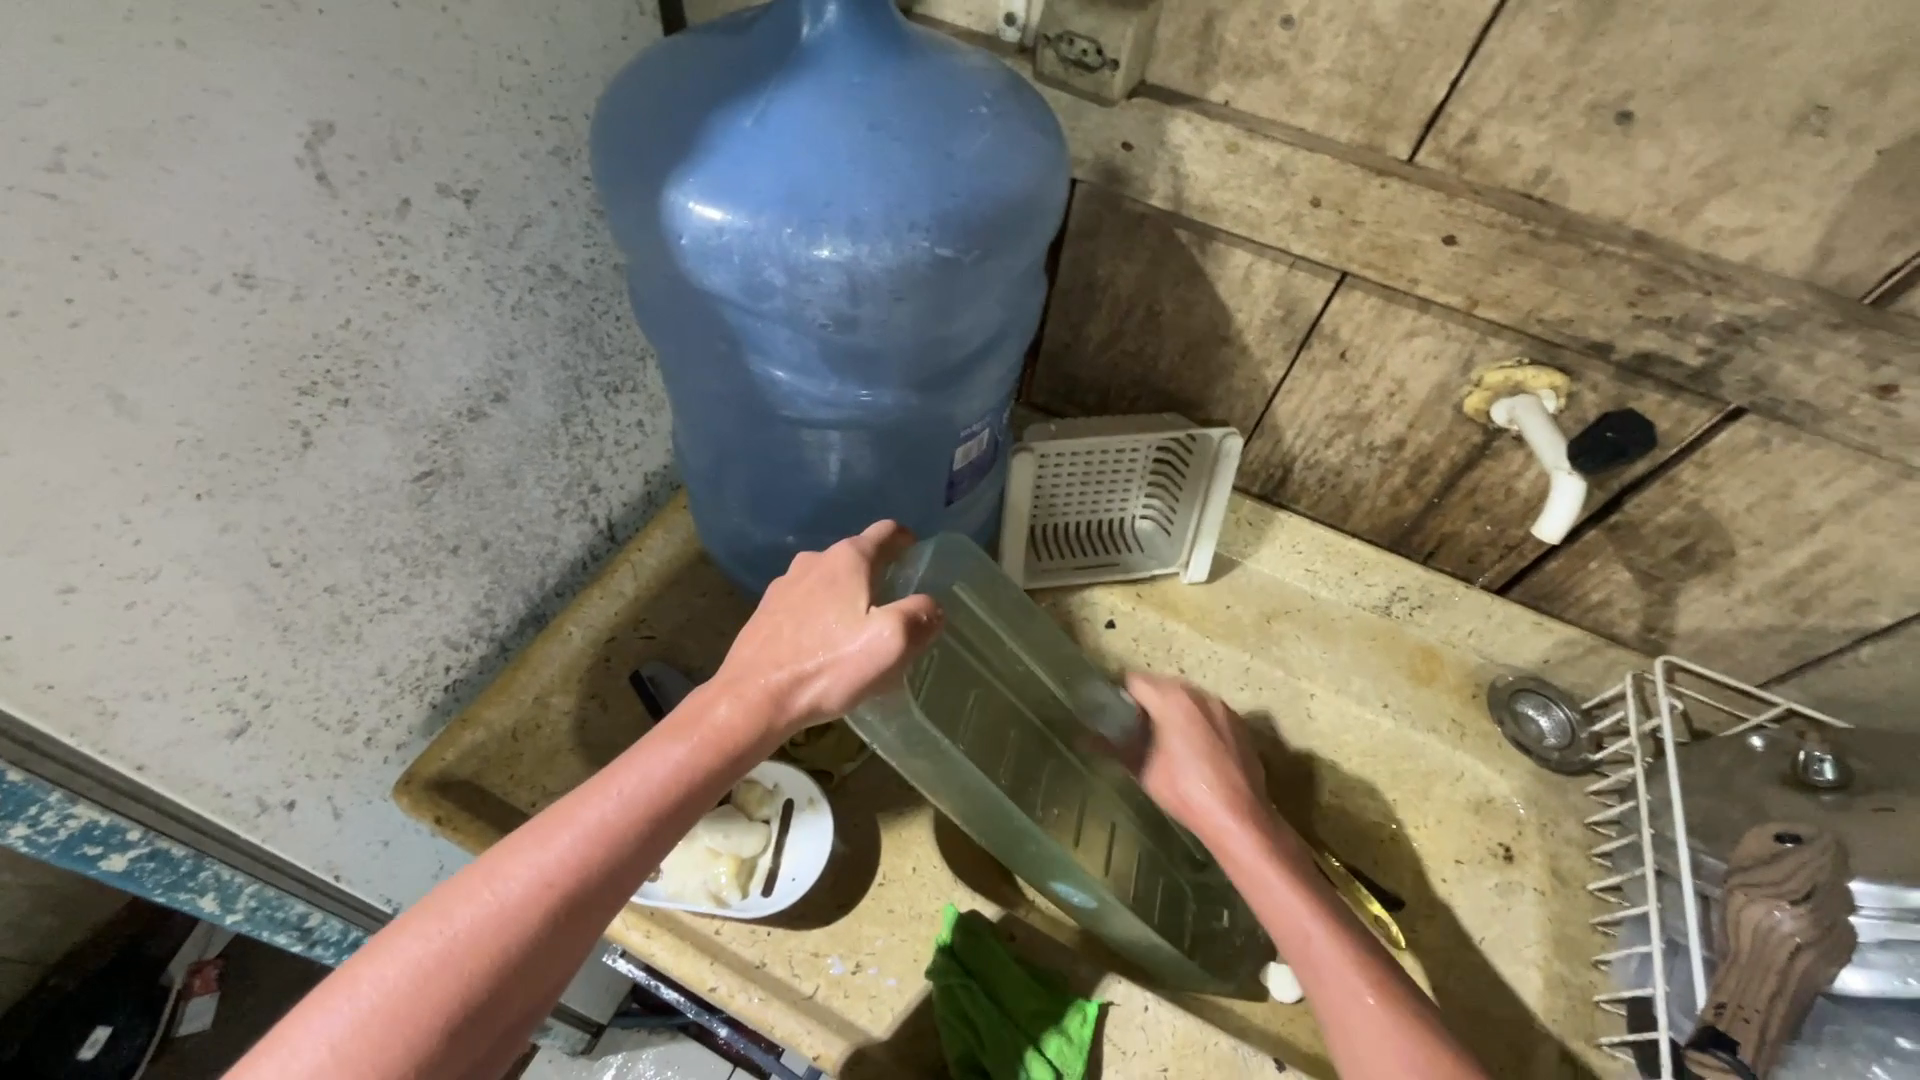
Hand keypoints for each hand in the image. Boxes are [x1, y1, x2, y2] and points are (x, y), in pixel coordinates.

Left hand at [713, 521, 942, 738]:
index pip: (885, 532)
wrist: (754, 699)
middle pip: (857, 558)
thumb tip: (931, 607)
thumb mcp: (892, 643)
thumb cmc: (828, 665)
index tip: (918, 556)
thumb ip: (920, 617)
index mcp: (847, 559)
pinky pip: (806, 606)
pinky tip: (825, 648)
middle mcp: (814, 561)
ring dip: (848, 599)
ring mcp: (785, 586)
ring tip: (861, 632)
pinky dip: (822, 618)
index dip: (906, 540)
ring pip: (829, 583)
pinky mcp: (767, 613)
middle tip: (896, 609)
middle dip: (879, 576)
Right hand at [1119, 672, 1271, 839]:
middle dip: (1147, 702)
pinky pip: (1208, 713)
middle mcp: (1200, 694)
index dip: (1119, 695)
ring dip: (1172, 711)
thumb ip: (1114, 747)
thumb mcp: (1143, 770)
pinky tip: (1194, 750)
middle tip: (1134, 729)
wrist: (1238, 817)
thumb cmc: (1185, 792)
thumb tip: (1084, 738)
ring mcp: (1223, 708)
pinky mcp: (1240, 724)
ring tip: (1164, 740)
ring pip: (1187, 698)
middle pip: (1162, 685)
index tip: (1112, 715)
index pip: (1134, 680)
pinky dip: (1196, 722)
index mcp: (1172, 699)